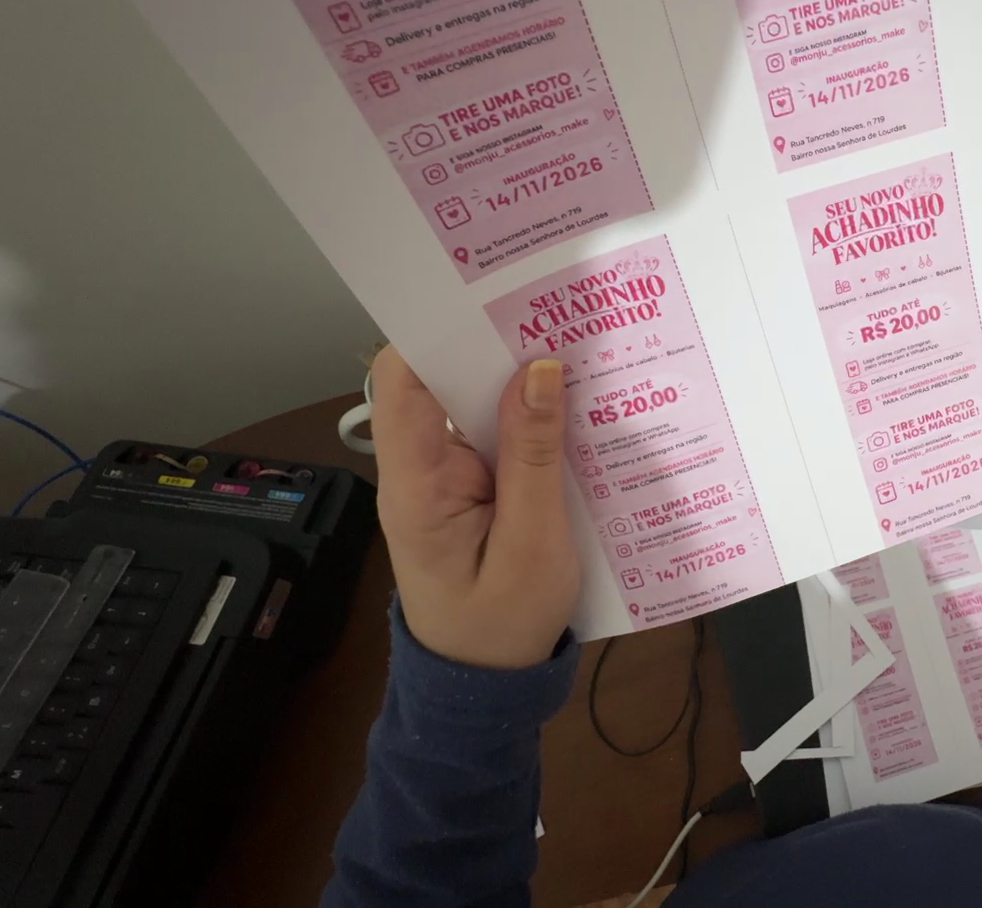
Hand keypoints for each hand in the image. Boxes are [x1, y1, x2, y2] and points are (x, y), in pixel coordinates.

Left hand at [370, 347, 580, 667]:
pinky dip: (534, 416)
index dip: (439, 332)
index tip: (496, 300)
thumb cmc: (504, 622)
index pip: (404, 383)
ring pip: (477, 407)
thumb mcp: (533, 543)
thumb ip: (535, 456)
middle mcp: (423, 468)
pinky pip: (500, 436)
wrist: (487, 682)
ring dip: (521, 380)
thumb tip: (542, 370)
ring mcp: (451, 478)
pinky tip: (576, 404)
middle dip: (496, 346)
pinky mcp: (477, 488)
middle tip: (559, 315)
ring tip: (577, 348)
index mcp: (417, 483)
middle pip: (444, 383)